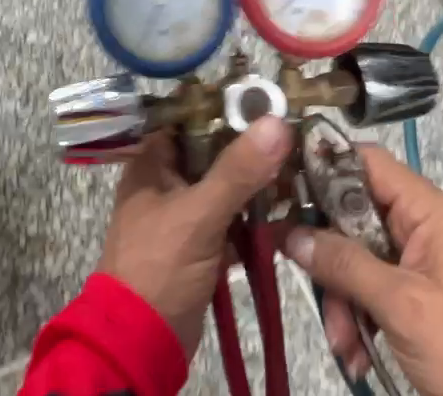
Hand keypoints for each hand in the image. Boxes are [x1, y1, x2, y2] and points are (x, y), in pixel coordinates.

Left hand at [97, 117, 292, 354]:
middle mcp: (165, 181)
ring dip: (257, 184)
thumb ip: (237, 171)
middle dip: (250, 148)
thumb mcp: (198, 214)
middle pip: (212, 152)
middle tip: (295, 136)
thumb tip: (276, 122)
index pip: (188, 118)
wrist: (141, 341)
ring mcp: (183, 214)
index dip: (225, 108)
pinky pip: (232, 221)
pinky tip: (289, 213)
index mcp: (151, 162)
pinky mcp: (201, 245)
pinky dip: (255, 219)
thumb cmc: (159, 266)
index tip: (268, 101)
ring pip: (226, 187)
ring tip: (301, 171)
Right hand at [284, 144, 442, 395]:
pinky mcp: (424, 297)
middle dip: (330, 255)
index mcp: (432, 213)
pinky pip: (377, 289)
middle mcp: (427, 228)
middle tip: (310, 284)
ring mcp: (426, 265)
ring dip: (343, 297)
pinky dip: (361, 316)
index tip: (283, 189)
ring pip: (360, 258)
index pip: (368, 163)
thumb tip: (292, 235)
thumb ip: (344, 264)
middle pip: (355, 215)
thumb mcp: (402, 305)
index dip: (324, 167)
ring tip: (344, 342)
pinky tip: (358, 352)